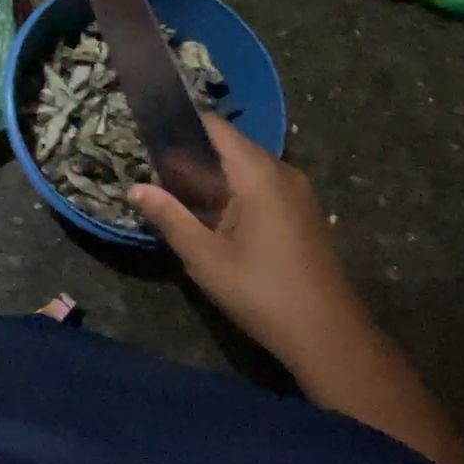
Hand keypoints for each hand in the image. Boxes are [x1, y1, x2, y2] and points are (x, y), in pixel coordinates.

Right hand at [130, 114, 364, 366]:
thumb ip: (169, 217)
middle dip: (190, 155)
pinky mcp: (301, 213)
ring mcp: (296, 193)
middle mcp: (281, 173)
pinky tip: (206, 214)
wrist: (330, 338)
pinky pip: (260, 187)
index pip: (215, 128)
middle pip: (229, 147)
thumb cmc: (262, 292)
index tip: (149, 133)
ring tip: (171, 190)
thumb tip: (134, 188)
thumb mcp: (205, 257)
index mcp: (258, 174)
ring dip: (210, 177)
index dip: (181, 125)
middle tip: (151, 168)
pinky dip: (231, 192)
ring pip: (243, 169)